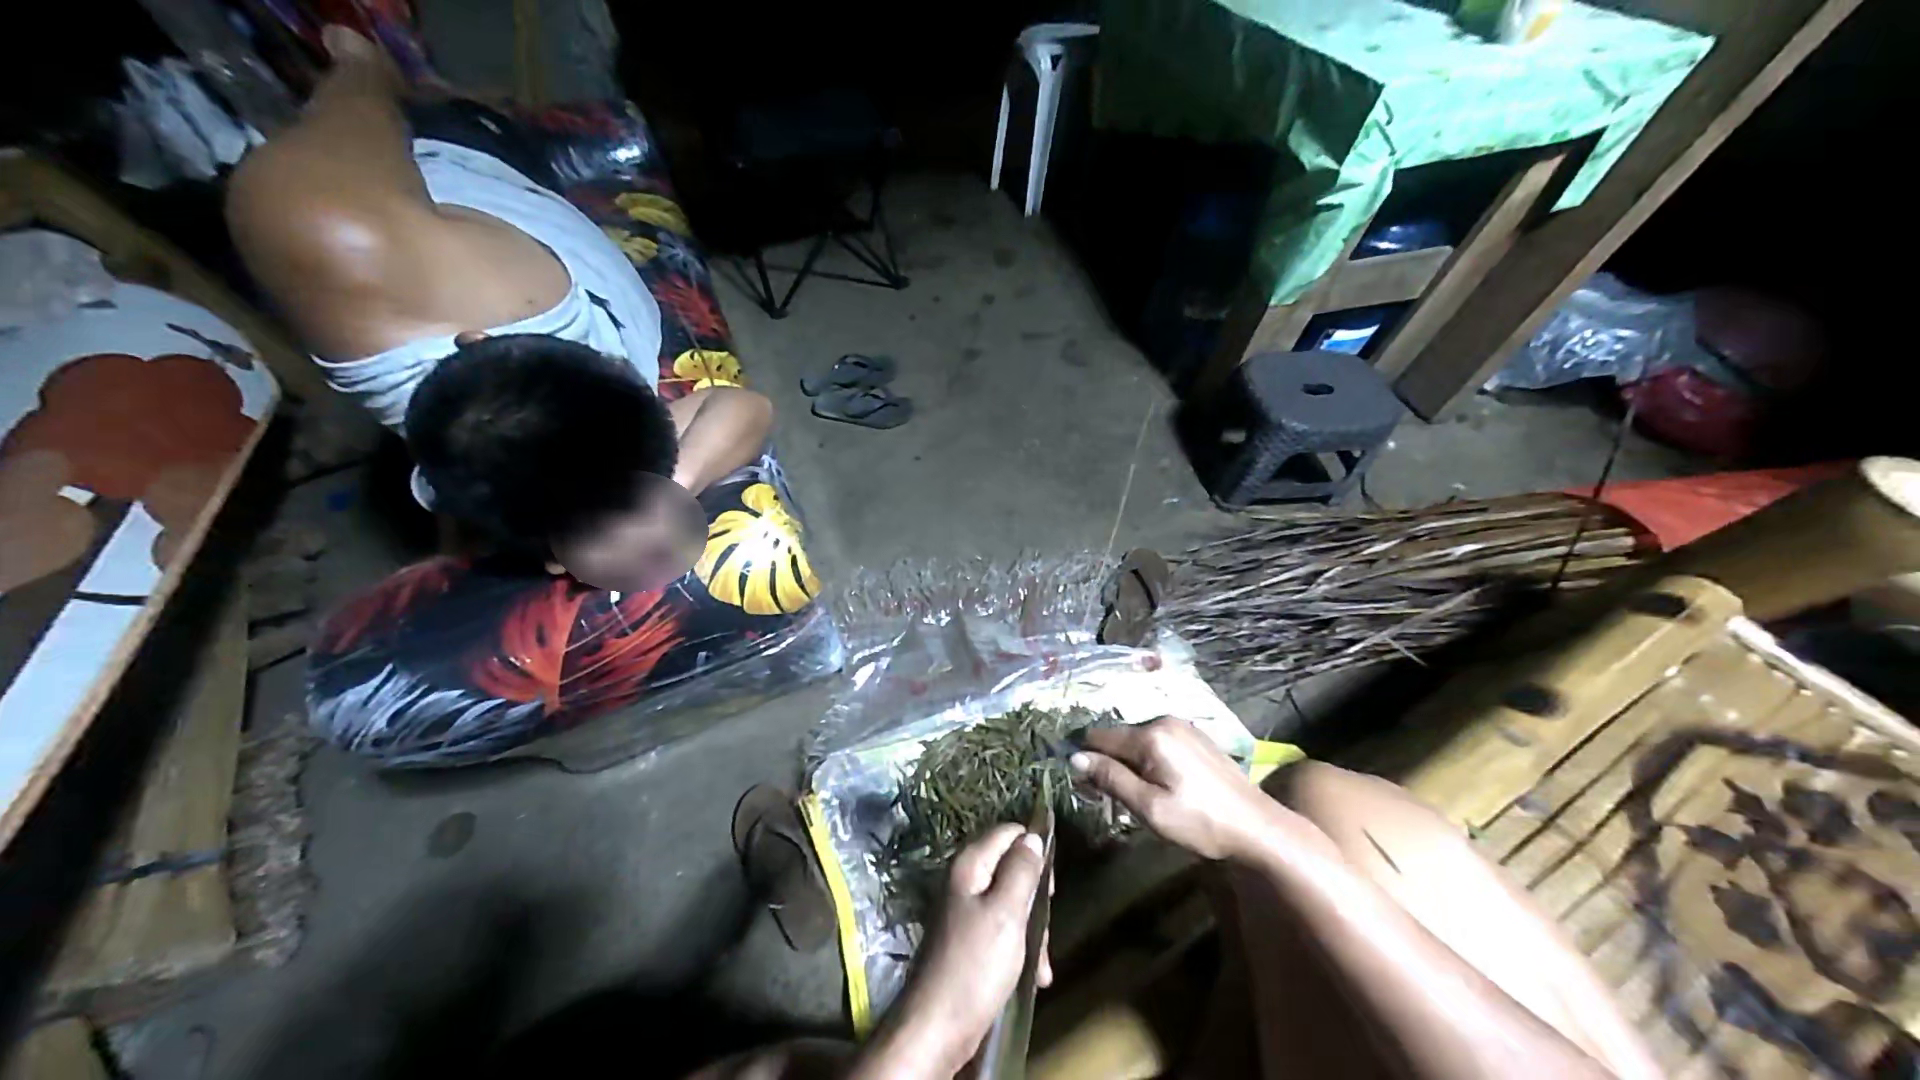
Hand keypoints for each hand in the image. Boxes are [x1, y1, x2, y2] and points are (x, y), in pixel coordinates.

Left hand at [881, 823, 1049, 1075]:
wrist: (937, 1027)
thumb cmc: (975, 965)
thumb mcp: (1007, 913)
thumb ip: (1021, 871)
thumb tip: (1032, 835)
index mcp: (970, 865)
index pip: (1008, 832)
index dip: (1034, 848)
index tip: (1052, 883)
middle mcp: (965, 881)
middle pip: (1012, 869)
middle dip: (1036, 899)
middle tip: (1045, 928)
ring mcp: (965, 911)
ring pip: (1012, 903)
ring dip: (1033, 931)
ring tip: (1041, 964)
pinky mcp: (969, 940)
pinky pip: (1003, 931)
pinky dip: (1020, 949)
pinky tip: (1034, 976)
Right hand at [1072, 717, 1316, 861]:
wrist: (1258, 828)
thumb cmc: (1201, 823)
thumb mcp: (1150, 808)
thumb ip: (1111, 779)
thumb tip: (1074, 757)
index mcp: (1150, 736)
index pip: (1097, 737)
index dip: (1085, 759)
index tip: (1084, 785)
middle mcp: (1164, 721)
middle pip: (1117, 737)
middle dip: (1109, 762)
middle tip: (1116, 799)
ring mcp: (1182, 726)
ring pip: (1137, 740)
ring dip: (1130, 762)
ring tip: (1143, 796)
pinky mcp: (1195, 736)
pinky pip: (1157, 741)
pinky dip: (1149, 759)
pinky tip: (1164, 785)